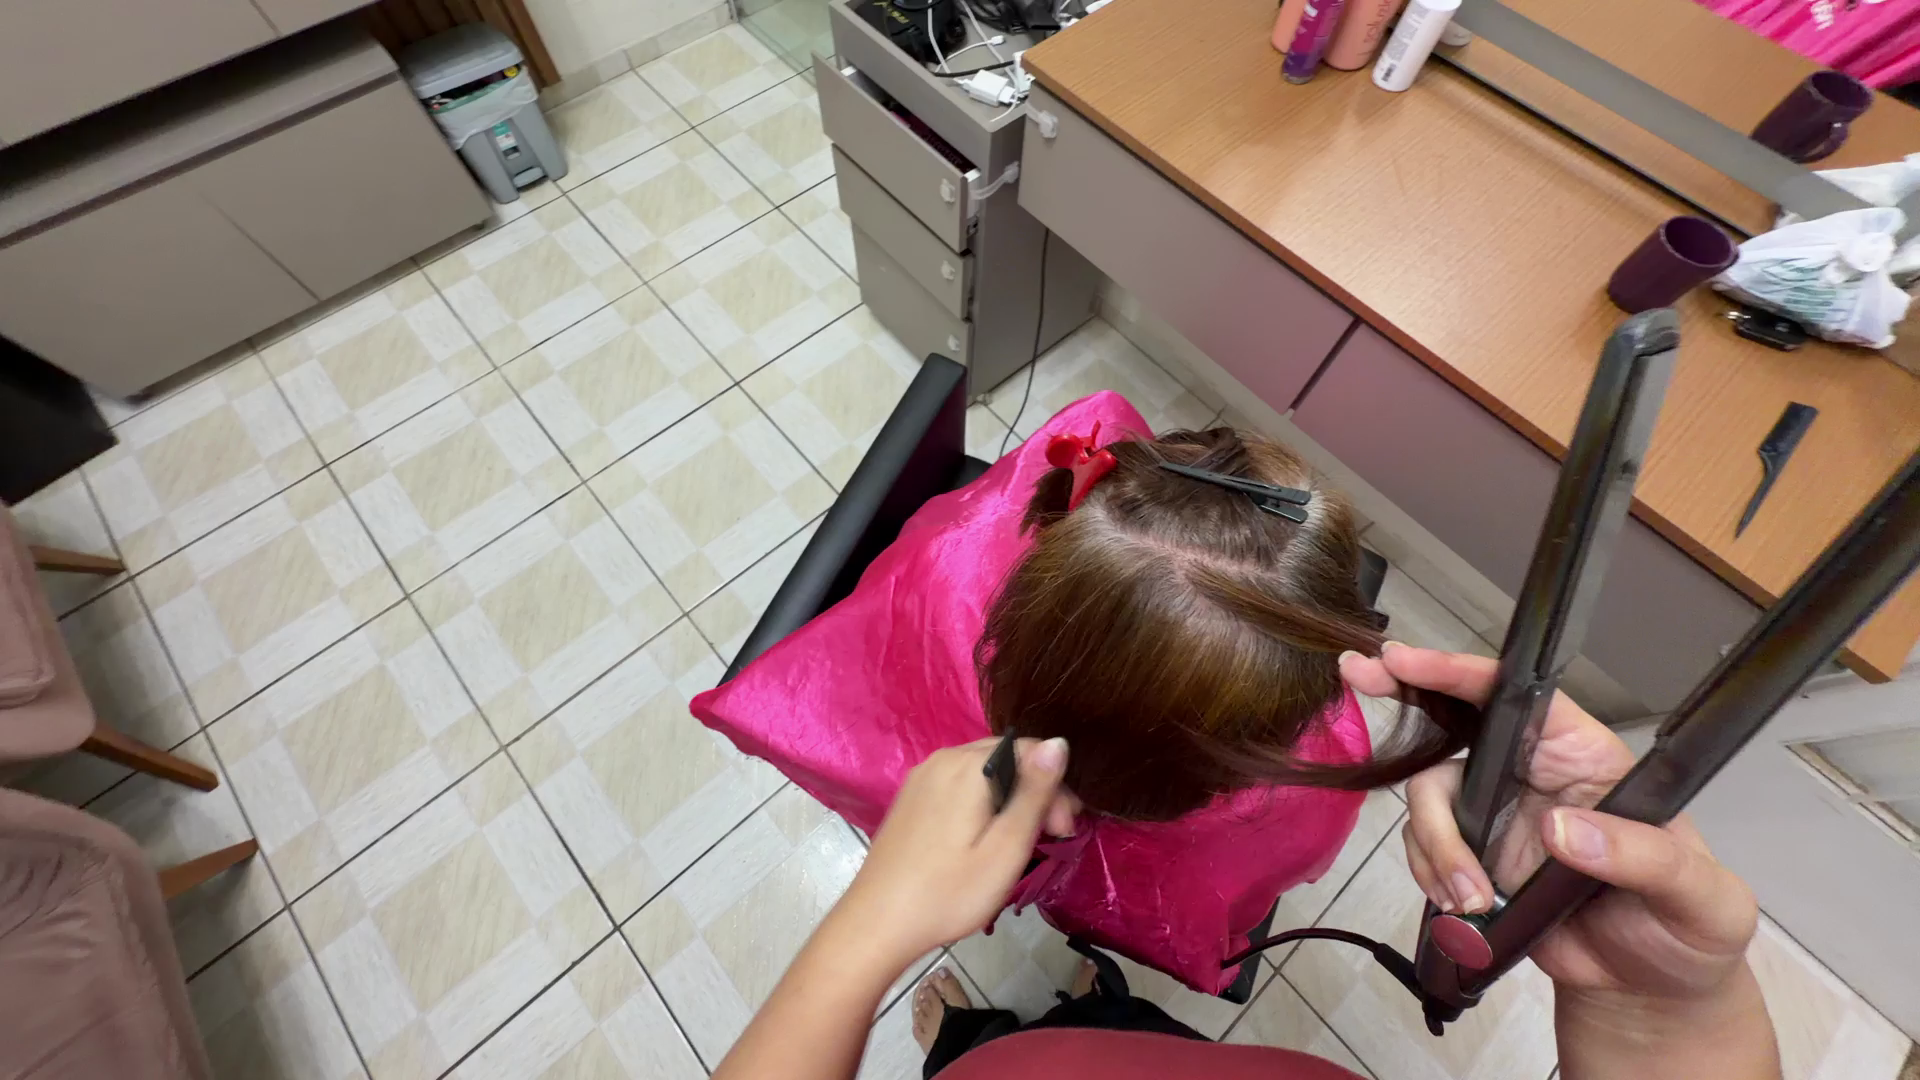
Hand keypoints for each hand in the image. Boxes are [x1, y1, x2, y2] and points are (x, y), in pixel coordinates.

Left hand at [836, 737, 1075, 968]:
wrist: (876, 924)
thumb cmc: (948, 892)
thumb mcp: (1005, 848)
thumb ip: (1034, 793)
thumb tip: (1059, 742)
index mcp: (968, 765)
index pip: (1030, 750)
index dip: (1054, 786)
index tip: (1062, 830)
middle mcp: (943, 758)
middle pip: (1006, 758)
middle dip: (1034, 791)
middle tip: (1048, 840)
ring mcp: (923, 775)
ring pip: (983, 771)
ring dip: (1009, 797)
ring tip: (1017, 844)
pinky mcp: (911, 795)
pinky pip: (959, 783)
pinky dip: (981, 801)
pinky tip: (982, 837)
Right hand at [1340, 645, 1758, 1003]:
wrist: (1637, 985)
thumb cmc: (1684, 929)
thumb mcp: (1700, 899)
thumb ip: (1643, 858)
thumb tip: (1558, 829)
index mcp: (1578, 755)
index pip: (1513, 695)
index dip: (1455, 670)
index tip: (1402, 659)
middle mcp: (1521, 769)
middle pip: (1447, 726)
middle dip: (1398, 696)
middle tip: (1356, 676)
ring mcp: (1484, 808)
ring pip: (1426, 795)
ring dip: (1436, 843)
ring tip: (1471, 898)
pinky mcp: (1460, 847)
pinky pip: (1419, 844)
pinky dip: (1430, 873)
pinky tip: (1465, 908)